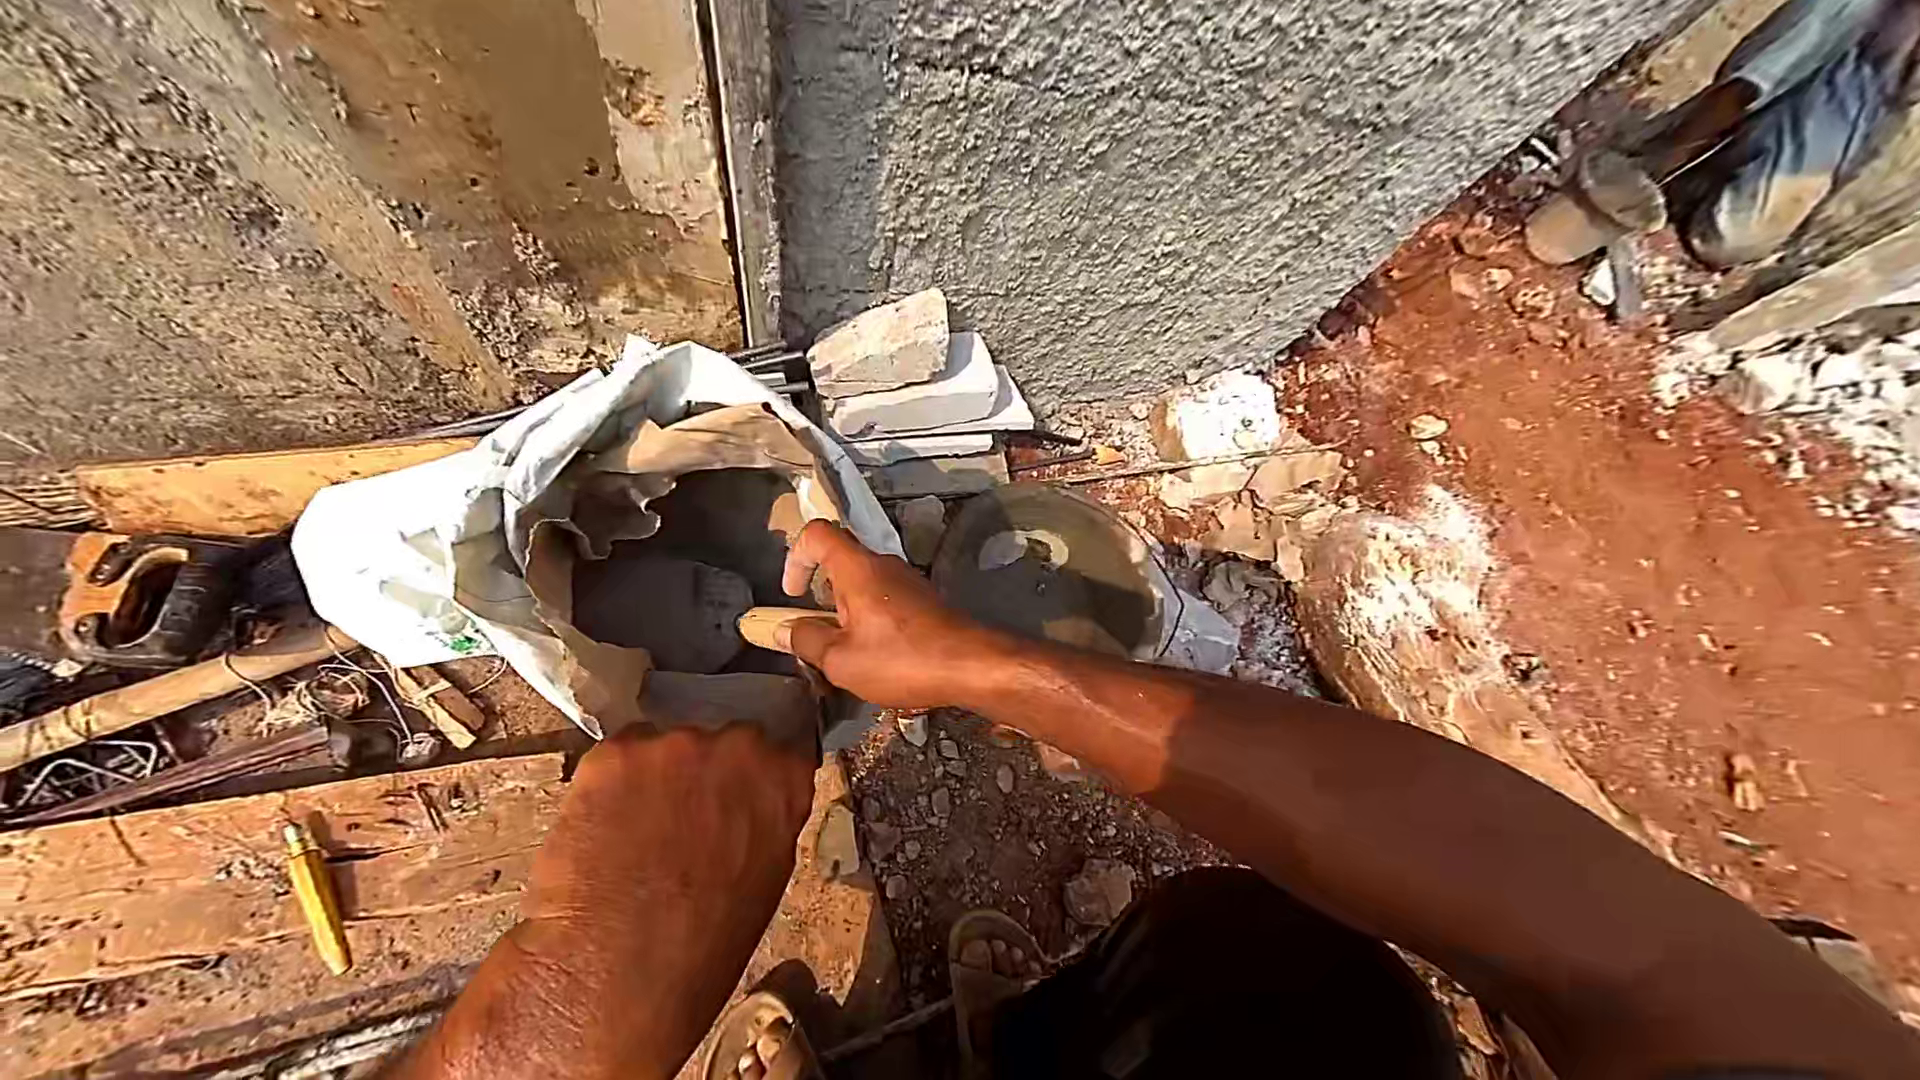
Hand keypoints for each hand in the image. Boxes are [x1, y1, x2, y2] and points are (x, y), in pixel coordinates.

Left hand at [402, 725, 814, 1079]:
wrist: (616, 975)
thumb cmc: (700, 944)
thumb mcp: (767, 875)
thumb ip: (768, 818)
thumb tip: (750, 804)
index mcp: (784, 778)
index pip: (777, 751)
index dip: (751, 774)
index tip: (733, 791)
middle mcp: (740, 747)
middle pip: (721, 741)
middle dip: (703, 769)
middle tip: (678, 812)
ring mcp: (679, 744)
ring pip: (664, 746)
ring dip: (653, 777)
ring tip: (632, 829)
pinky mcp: (619, 752)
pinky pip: (616, 756)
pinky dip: (607, 786)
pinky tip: (600, 827)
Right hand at [779, 520, 1012, 707]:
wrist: (972, 665)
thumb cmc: (904, 659)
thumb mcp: (842, 659)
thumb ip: (806, 641)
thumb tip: (783, 631)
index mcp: (859, 569)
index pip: (817, 534)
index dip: (795, 557)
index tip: (793, 594)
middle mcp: (884, 565)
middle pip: (840, 563)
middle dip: (821, 598)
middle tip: (822, 637)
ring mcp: (908, 581)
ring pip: (864, 585)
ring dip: (847, 614)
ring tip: (851, 654)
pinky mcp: (924, 600)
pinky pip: (885, 600)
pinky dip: (871, 621)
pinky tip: (879, 656)